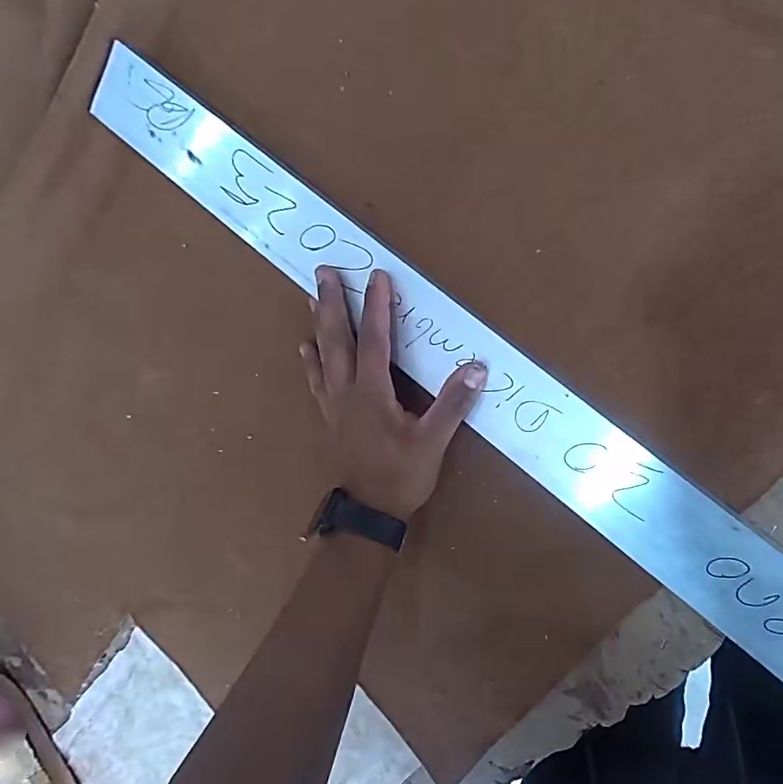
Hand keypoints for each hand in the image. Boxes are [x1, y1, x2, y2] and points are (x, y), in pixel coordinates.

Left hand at [298, 267, 485, 519]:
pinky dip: (311, 361)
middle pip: (337, 339)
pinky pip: (316, 381)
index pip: (376, 340)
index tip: (380, 277)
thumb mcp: (433, 441)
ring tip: (313, 299)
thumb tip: (477, 368)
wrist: (367, 512)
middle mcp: (347, 391)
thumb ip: (453, 404)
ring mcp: (334, 405)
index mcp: (371, 392)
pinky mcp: (330, 419)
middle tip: (325, 271)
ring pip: (322, 356)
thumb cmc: (400, 476)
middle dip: (334, 303)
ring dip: (319, 325)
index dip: (379, 307)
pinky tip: (305, 350)